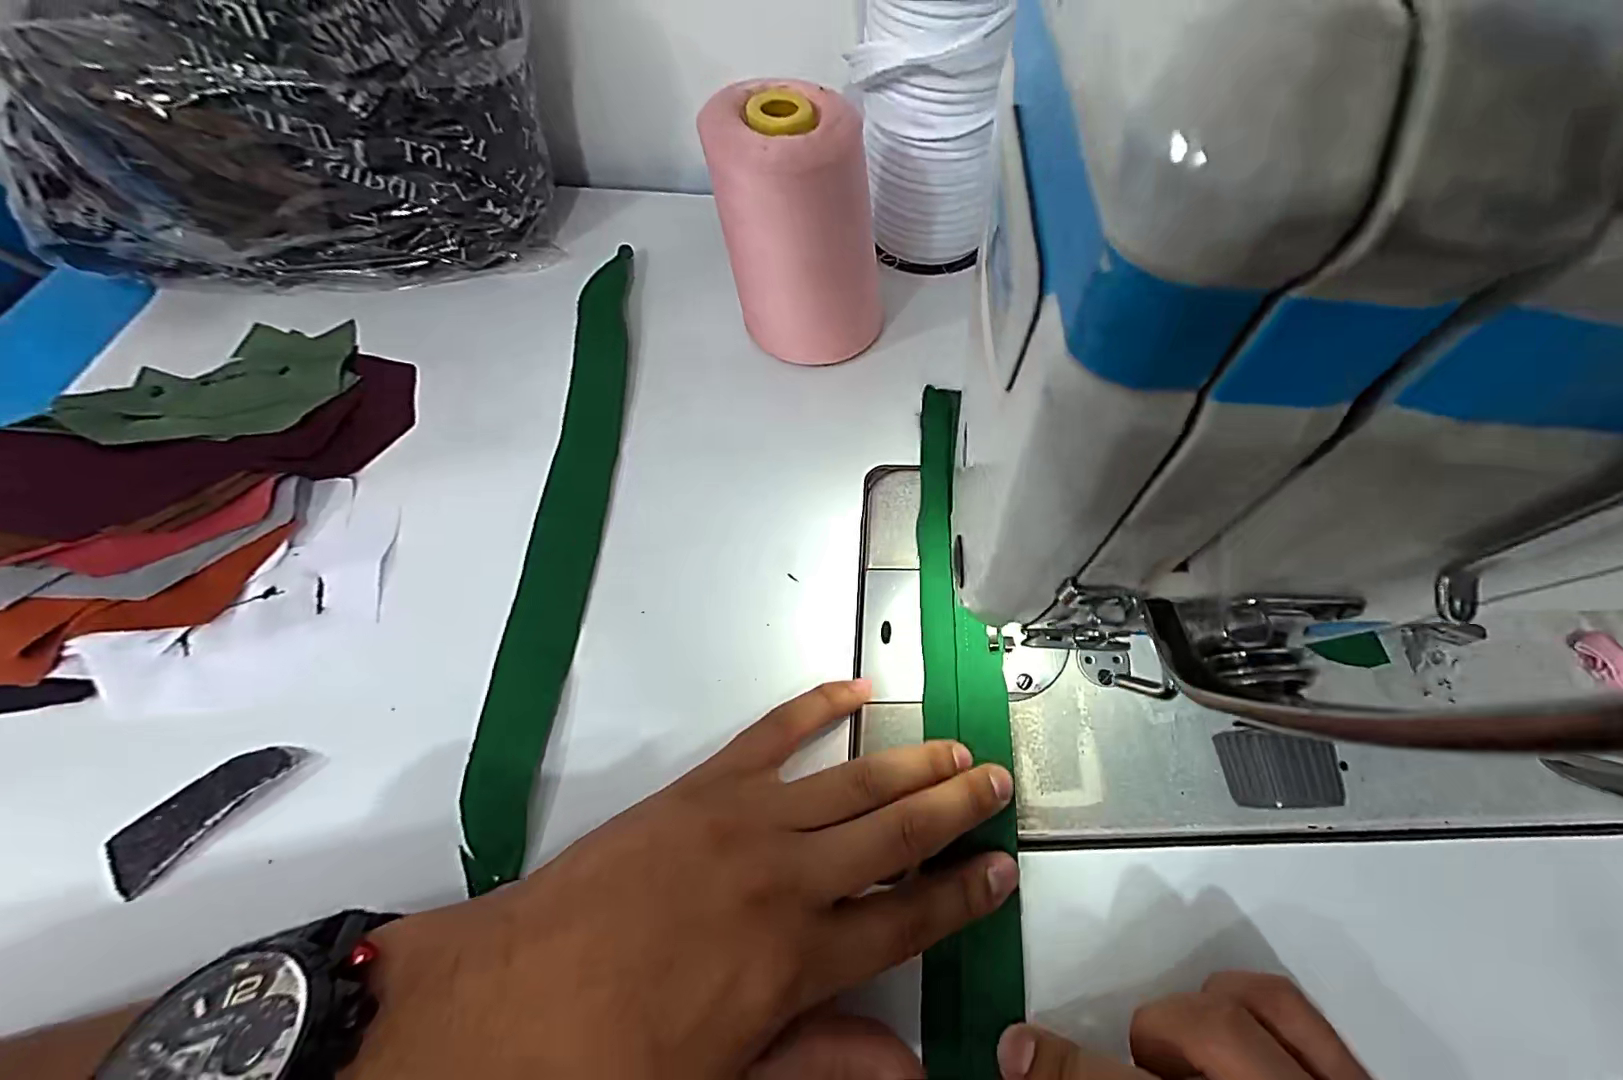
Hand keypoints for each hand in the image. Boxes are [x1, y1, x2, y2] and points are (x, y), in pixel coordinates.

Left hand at [348, 680, 1016, 1079]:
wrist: (490, 1009)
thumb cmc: (606, 1064)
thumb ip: (820, 1065)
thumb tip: (911, 1073)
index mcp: (795, 960)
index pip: (908, 920)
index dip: (962, 896)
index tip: (1003, 869)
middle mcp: (788, 879)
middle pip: (897, 834)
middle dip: (956, 808)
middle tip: (996, 781)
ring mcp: (748, 820)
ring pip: (854, 782)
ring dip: (911, 763)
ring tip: (954, 748)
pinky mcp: (706, 784)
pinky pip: (774, 732)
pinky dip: (817, 705)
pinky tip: (855, 688)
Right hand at [997, 972, 1369, 1079]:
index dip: (1062, 1071)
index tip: (1018, 1051)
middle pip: (1190, 1036)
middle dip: (1138, 1047)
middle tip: (1129, 1073)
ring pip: (1243, 1007)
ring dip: (1190, 1020)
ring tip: (1177, 1057)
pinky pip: (1295, 1010)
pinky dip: (1249, 1003)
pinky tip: (1232, 1030)